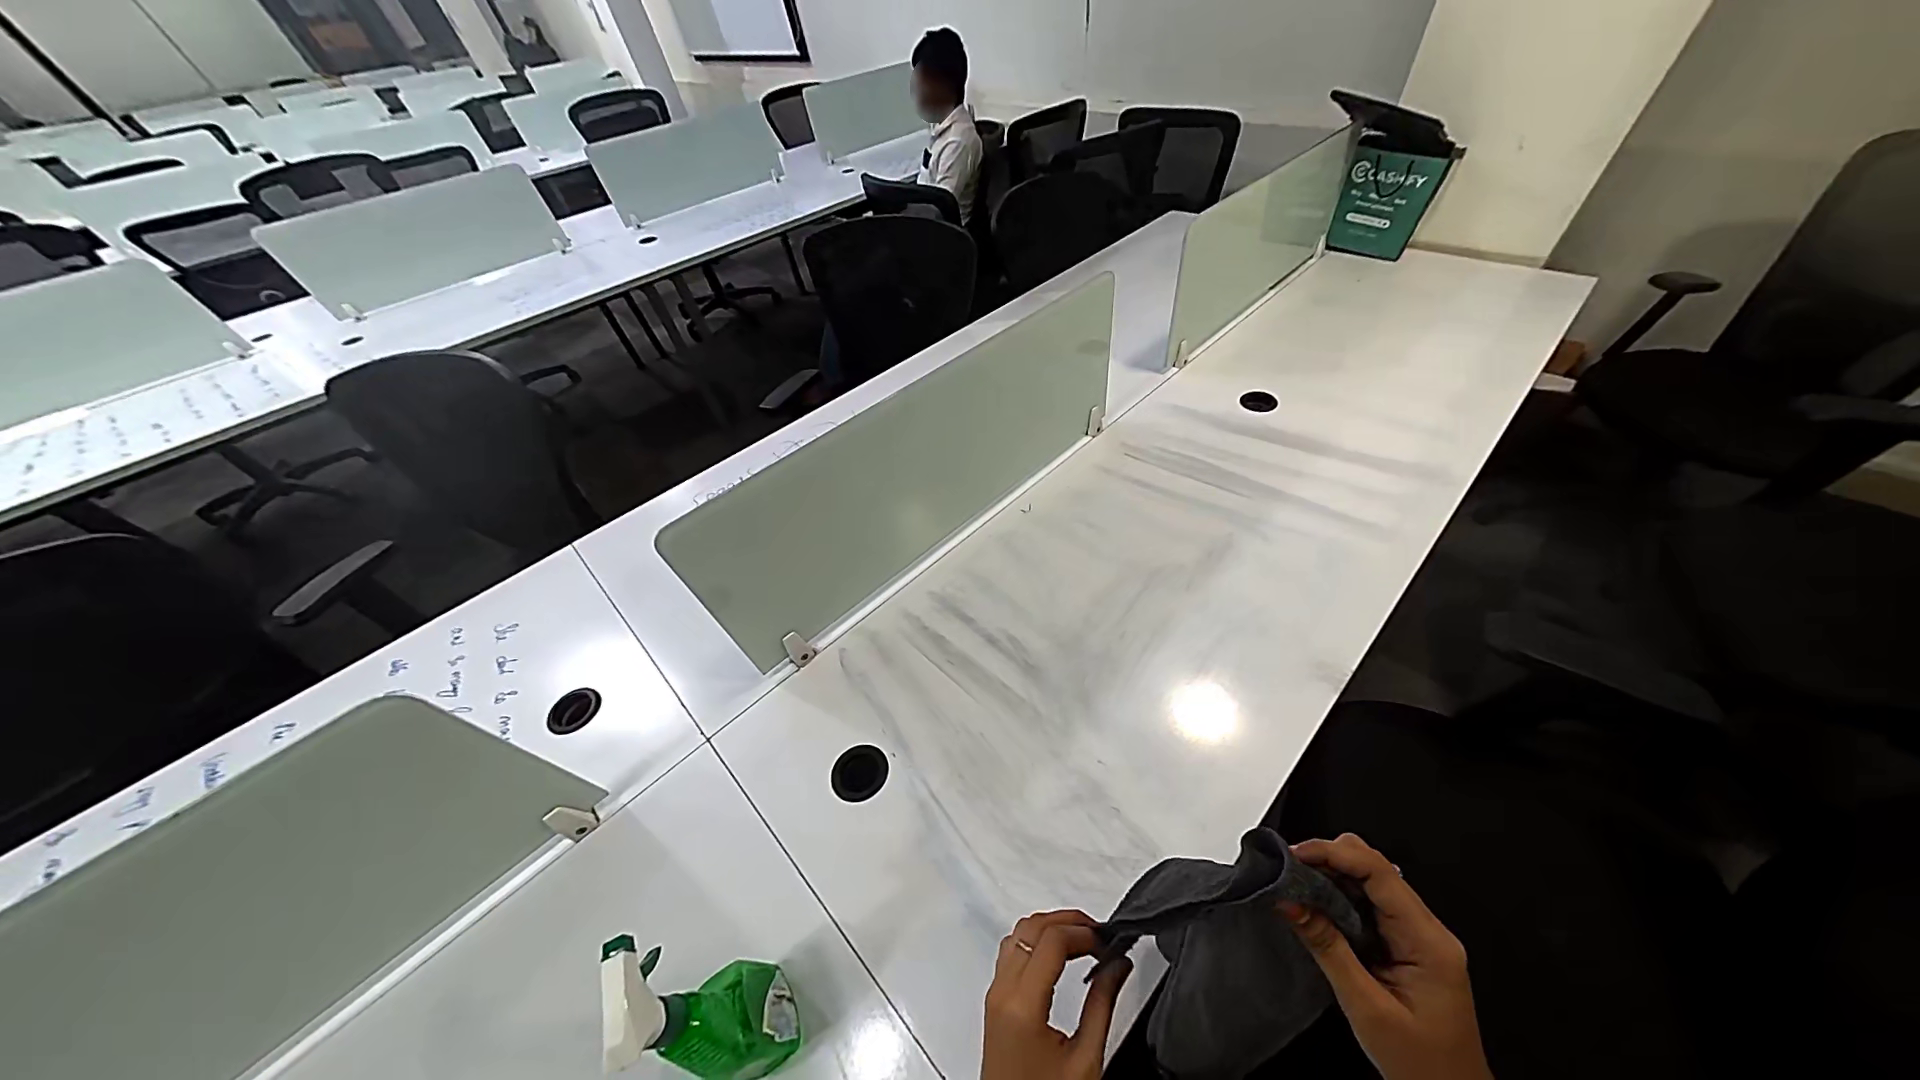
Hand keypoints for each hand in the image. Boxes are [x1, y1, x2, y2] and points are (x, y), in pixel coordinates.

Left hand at [981, 910, 1132, 1079]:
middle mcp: (1002, 992)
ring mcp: (994, 994)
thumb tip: (1117, 965)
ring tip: (1083, 939)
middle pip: (1031, 927)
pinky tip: (1059, 953)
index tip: (1107, 940)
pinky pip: (1011, 951)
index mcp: (1022, 1005)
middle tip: (1098, 932)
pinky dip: (1036, 940)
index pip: (1051, 940)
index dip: (1082, 931)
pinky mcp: (994, 1000)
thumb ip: (1102, 1004)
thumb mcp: (1086, 1060)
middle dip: (1067, 921)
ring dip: (1050, 927)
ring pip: (1018, 933)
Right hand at [1280, 835, 1492, 1079]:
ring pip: (1369, 879)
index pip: (1380, 872)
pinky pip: (1369, 901)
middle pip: (1374, 866)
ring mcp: (1418, 934)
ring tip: (1297, 886)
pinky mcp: (1405, 941)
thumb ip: (1327, 948)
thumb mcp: (1366, 1007)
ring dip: (1331, 876)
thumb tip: (1290, 902)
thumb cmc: (1423, 1066)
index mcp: (1429, 942)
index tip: (1296, 854)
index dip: (1334, 853)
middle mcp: (1428, 930)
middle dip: (1329, 859)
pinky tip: (1317, 903)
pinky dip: (1338, 894)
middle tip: (1291, 870)